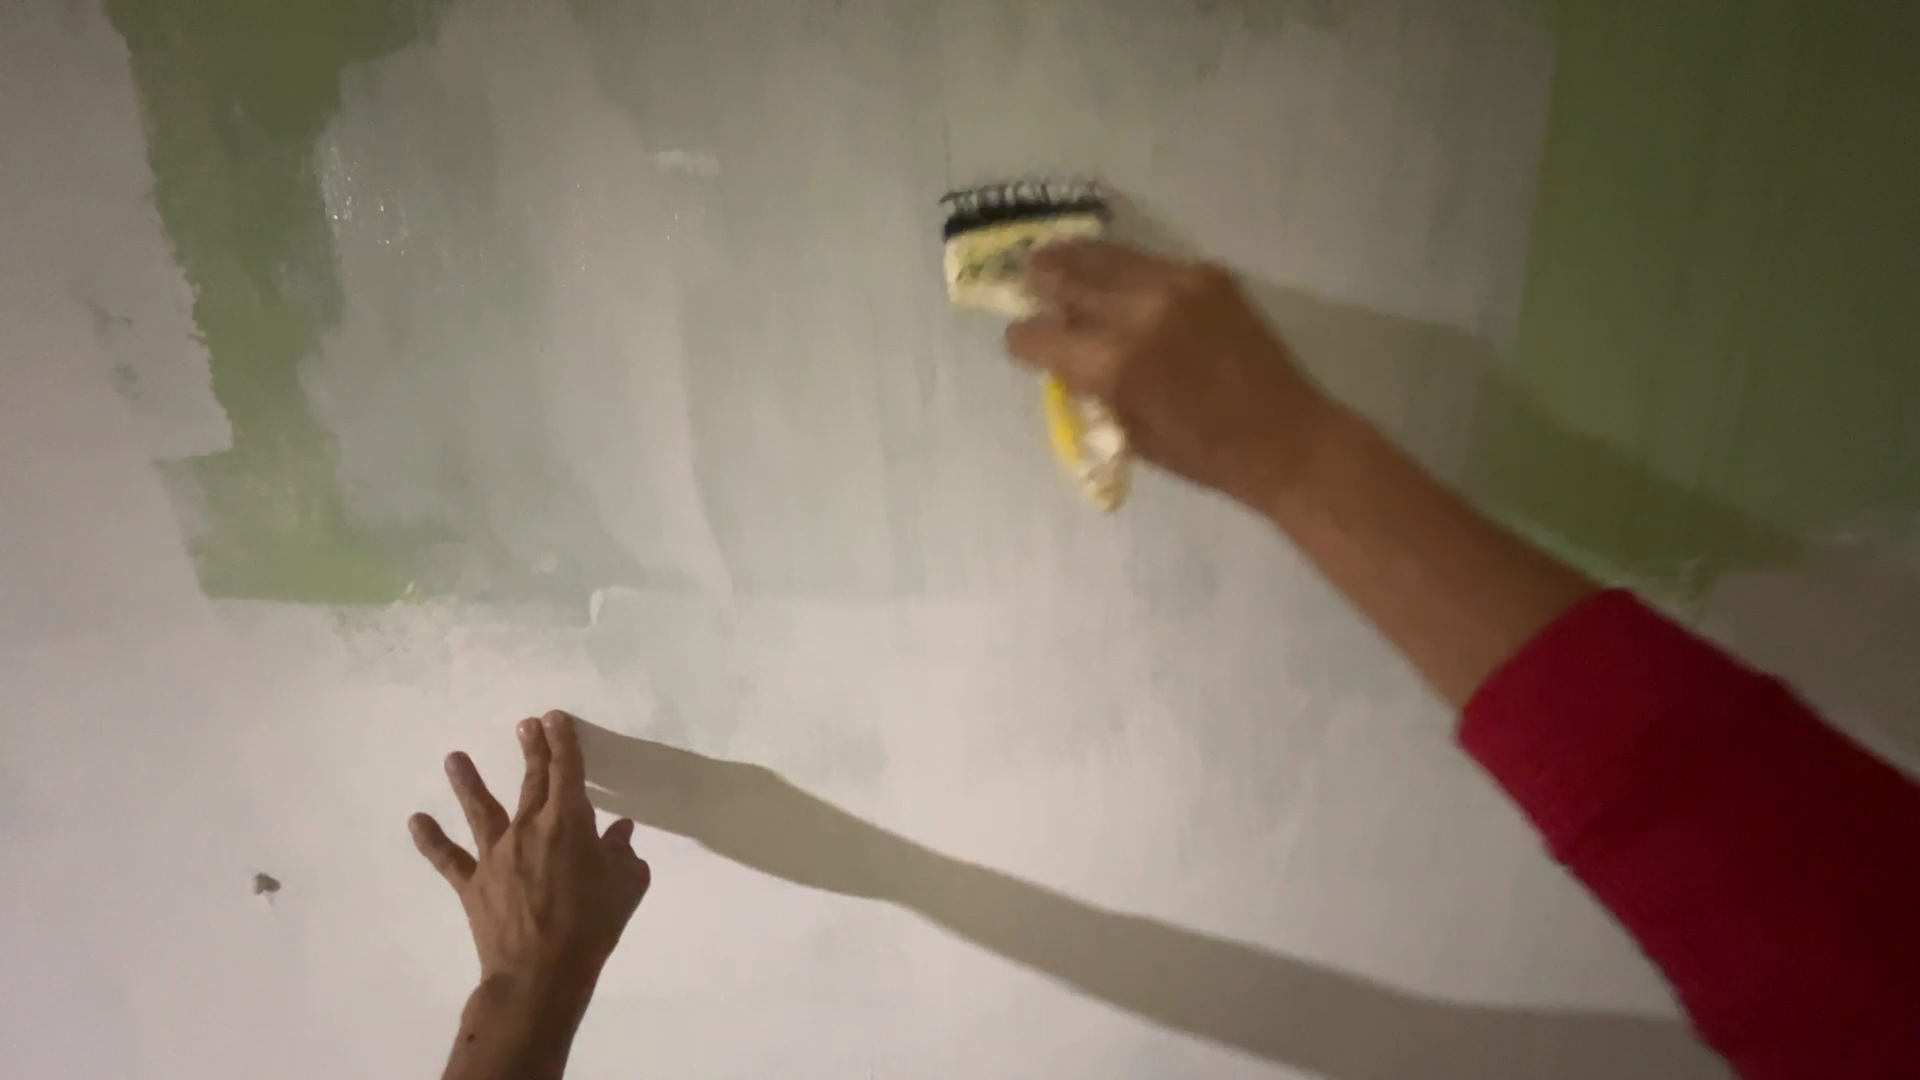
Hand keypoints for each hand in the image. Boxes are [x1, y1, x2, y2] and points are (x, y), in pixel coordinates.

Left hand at [410, 711, 650, 995]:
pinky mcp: (473, 884)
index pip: (568, 770)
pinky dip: (431, 840)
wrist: (542, 973)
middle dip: (532, 749)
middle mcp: (529, 829)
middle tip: (526, 724)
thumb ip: (622, 851)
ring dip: (469, 782)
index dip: (563, 742)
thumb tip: (619, 832)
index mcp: (569, 822)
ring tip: (454, 756)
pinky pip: (448, 858)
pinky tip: (416, 820)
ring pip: (481, 810)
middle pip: (531, 780)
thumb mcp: (628, 881)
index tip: (555, 718)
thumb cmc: (593, 921)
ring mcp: (495, 855)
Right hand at [1006, 240, 1332, 507]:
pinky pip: (1150, 262)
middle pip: (1072, 281)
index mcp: (1117, 365)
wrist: (1284, 436)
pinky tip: (1113, 272)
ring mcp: (1178, 286)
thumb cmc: (1202, 454)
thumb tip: (1069, 360)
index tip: (1016, 341)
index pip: (1043, 337)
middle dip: (1043, 280)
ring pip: (1109, 258)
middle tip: (1025, 274)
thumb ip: (1094, 389)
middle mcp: (1141, 313)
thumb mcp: (1130, 434)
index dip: (1023, 340)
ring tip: (1052, 254)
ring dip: (1076, 258)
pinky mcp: (1208, 275)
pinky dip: (1124, 267)